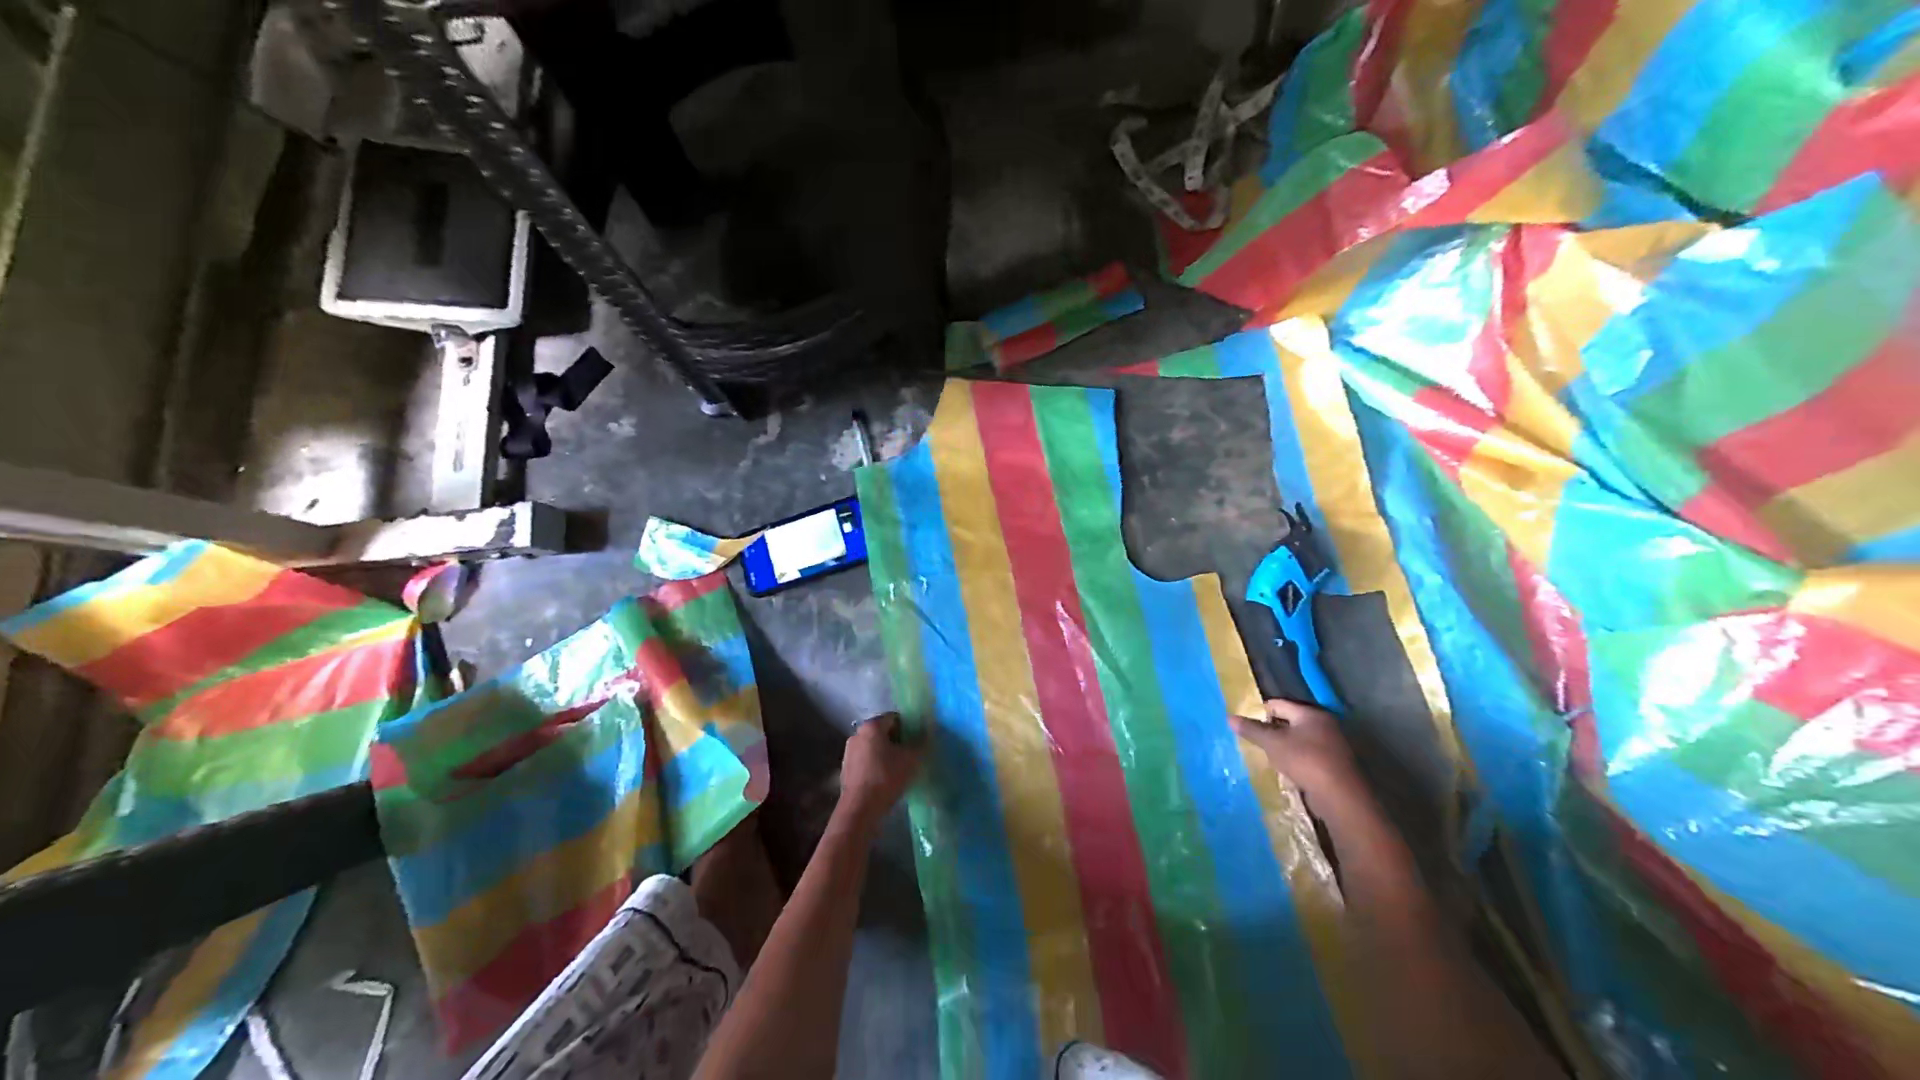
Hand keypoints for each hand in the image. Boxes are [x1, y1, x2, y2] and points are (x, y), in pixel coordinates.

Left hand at [837, 713, 925, 827]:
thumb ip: (921, 743)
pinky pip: (866, 760)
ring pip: (874, 746)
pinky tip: (885, 779)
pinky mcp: (846, 768)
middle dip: (898, 741)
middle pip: (883, 732)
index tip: (917, 741)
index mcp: (871, 726)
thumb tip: (927, 733)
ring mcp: (849, 751)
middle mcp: (857, 734)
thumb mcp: (911, 760)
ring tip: (899, 768)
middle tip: (911, 754)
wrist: (860, 808)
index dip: (909, 727)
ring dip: (886, 753)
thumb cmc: (886, 778)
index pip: (894, 718)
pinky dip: (876, 764)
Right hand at [1231, 699, 1361, 800]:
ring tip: (1267, 757)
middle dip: (1271, 731)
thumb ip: (1252, 730)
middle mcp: (1324, 725)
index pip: (1278, 704)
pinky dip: (1295, 760)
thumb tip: (1230, 718)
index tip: (1247, 726)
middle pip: (1289, 721)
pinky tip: (1285, 770)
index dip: (1260, 713)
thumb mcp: (1272, 743)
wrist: (1339, 796)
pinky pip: (1307, 756)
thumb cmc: (1304, 761)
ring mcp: (1332, 745)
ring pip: (1298, 740)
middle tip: (1255, 742)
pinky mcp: (1333, 764)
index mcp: (1311, 714)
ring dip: (1283, 747)